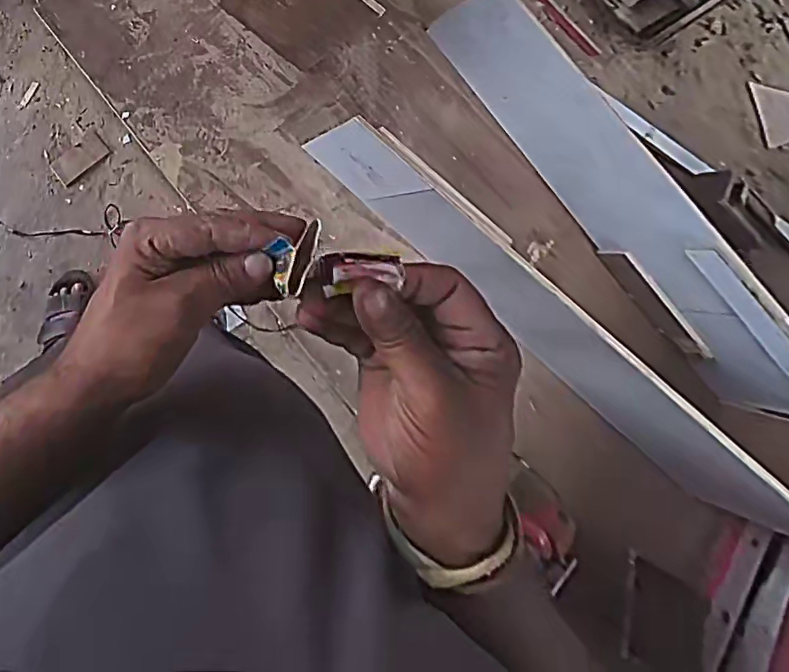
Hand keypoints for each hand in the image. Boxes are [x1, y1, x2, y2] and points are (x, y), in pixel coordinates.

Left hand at [53, 210, 302, 406]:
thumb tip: (264, 260)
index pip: (211, 226)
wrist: (97, 386)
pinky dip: (244, 278)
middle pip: (219, 233)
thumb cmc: (125, 346)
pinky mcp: (178, 288)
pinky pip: (217, 274)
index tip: (292, 237)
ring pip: (222, 253)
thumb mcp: (175, 308)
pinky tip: (271, 281)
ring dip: (258, 257)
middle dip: (261, 237)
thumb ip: (219, 278)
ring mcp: (169, 265)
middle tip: (304, 239)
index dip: (254, 231)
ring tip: (297, 258)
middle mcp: (160, 242)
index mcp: (150, 236)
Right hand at [298, 264, 520, 565]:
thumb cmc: (457, 465)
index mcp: (477, 340)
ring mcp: (409, 347)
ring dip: (338, 302)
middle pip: (399, 291)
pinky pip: (353, 330)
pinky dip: (331, 322)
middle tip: (327, 281)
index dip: (402, 277)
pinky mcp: (381, 361)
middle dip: (361, 284)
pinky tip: (313, 319)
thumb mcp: (433, 396)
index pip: (441, 286)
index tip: (364, 279)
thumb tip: (371, 291)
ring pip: (371, 307)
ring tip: (311, 302)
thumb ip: (401, 339)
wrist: (434, 511)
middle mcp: (443, 337)